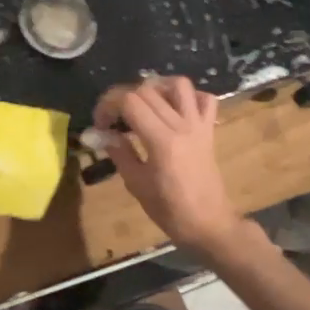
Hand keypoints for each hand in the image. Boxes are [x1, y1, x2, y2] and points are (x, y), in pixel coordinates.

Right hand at [94, 77, 240, 258]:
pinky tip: (174, 109)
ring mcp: (198, 126)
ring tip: (143, 103)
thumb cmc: (170, 210)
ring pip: (179, 85)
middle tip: (114, 118)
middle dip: (123, 97)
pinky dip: (189, 97)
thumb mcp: (136, 184)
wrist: (209, 224)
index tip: (100, 124)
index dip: (108, 105)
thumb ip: (120, 153)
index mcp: (161, 140)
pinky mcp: (209, 131)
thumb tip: (103, 134)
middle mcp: (181, 125)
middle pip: (147, 90)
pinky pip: (205, 100)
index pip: (130, 101)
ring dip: (156, 87)